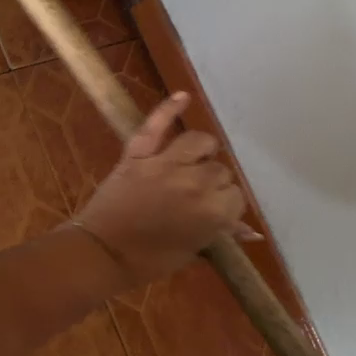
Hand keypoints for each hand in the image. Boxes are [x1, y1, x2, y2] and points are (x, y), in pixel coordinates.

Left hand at [71, 92, 249, 284]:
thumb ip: (222, 233)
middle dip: (211, 181)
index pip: (235, 196)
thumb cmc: (150, 259)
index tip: (210, 211)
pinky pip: (154, 126)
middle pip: (219, 170)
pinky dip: (168, 108)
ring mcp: (165, 165)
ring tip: (192, 159)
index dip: (223, 203)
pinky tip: (184, 96)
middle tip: (193, 194)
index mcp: (214, 211)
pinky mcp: (137, 156)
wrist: (102, 252)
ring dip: (200, 150)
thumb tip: (253, 232)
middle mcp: (195, 183)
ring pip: (198, 142)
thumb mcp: (193, 250)